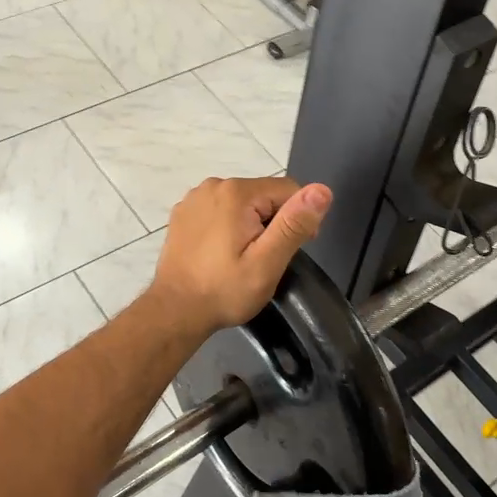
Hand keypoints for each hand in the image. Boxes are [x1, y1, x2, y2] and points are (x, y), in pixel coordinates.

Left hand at [148, 177, 333, 334]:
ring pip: (241, 203)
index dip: (299, 218)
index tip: (295, 249)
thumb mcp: (267, 262)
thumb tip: (322, 190)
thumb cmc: (224, 290)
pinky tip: (221, 254)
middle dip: (272, 222)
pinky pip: (218, 211)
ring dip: (250, 225)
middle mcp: (213, 185)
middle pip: (263, 195)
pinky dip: (226, 227)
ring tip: (242, 260)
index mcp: (236, 192)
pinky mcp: (182, 214)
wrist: (174, 311)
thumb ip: (294, 224)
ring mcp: (193, 198)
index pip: (288, 190)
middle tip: (266, 261)